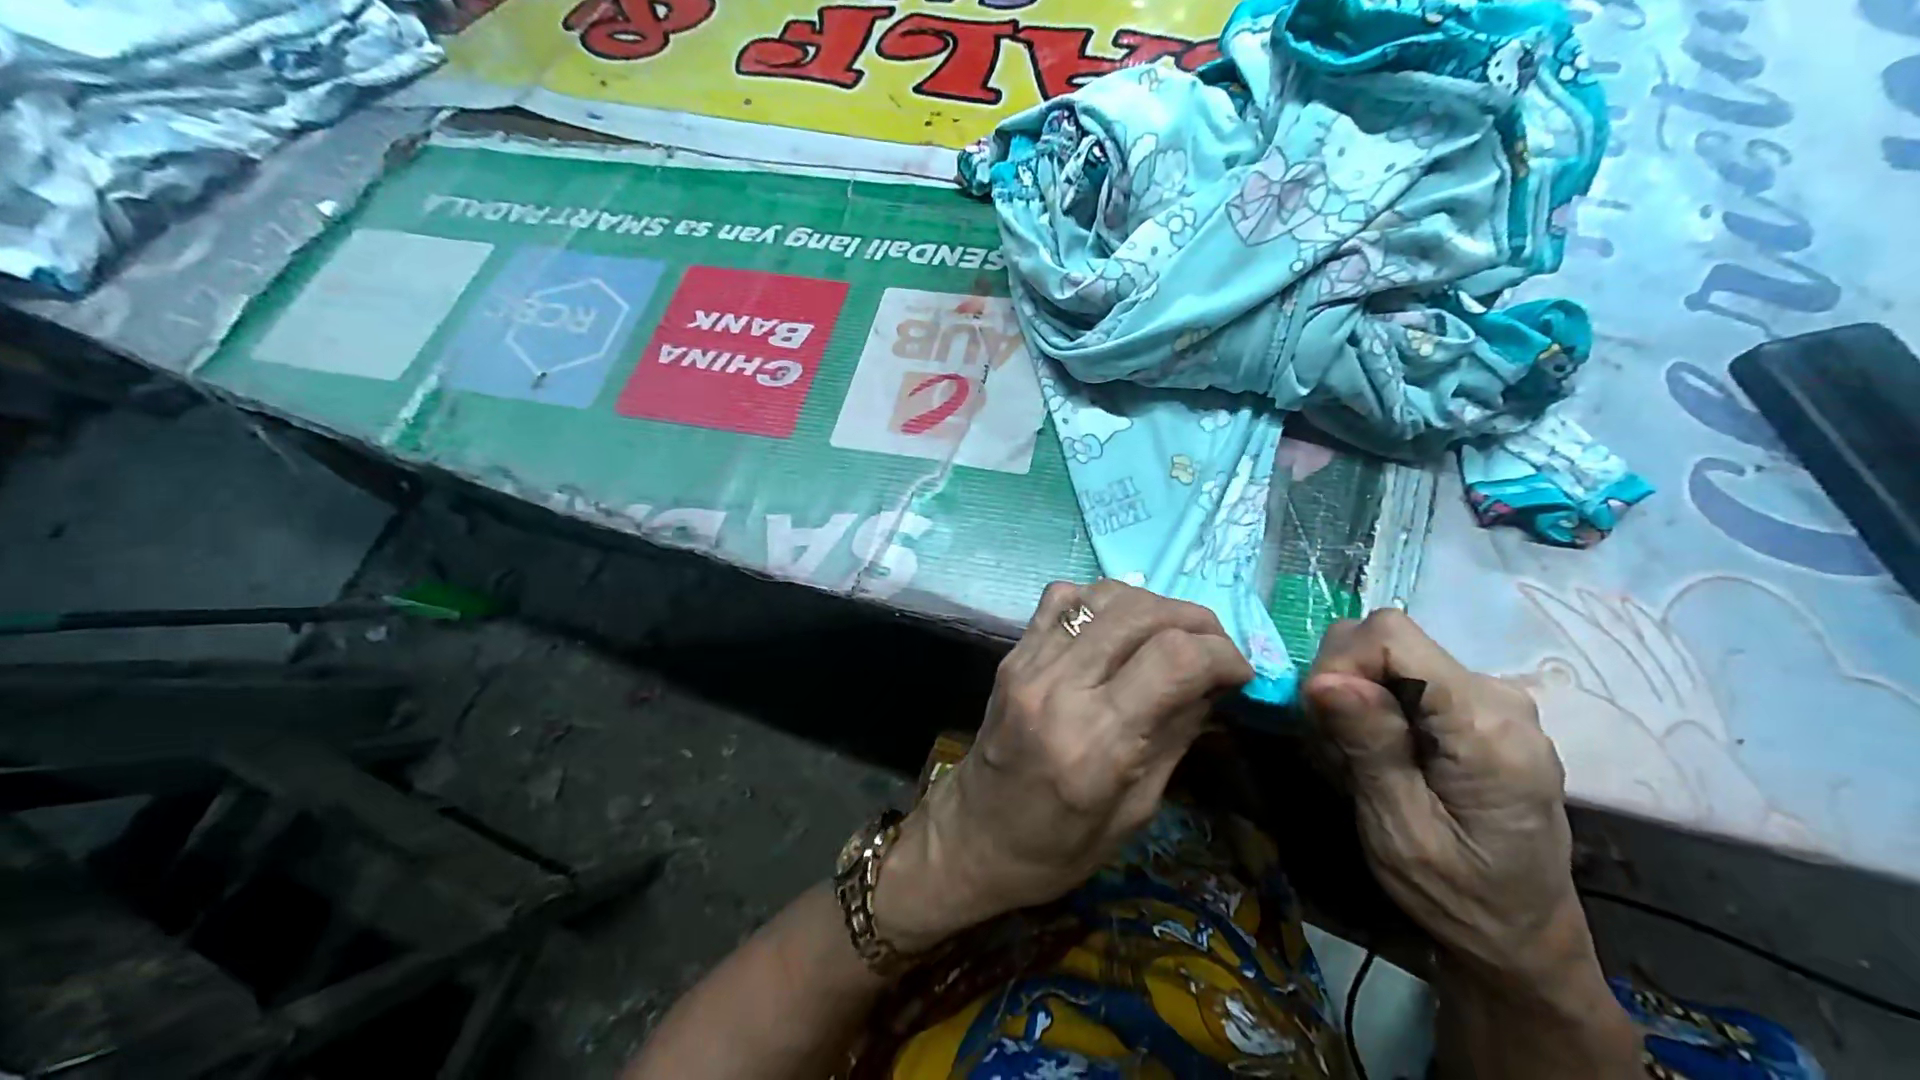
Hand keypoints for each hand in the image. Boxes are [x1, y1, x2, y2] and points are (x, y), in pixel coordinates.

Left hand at [873, 580, 1252, 952]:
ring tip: (1173, 635)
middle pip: (1143, 614)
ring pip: (1104, 596)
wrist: (971, 837)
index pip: (1175, 659)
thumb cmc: (1057, 848)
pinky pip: (1062, 598)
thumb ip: (1176, 737)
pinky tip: (1117, 629)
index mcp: (1096, 741)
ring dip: (1153, 606)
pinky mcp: (1012, 655)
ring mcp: (1029, 664)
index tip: (1239, 673)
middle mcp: (1060, 688)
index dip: (1222, 654)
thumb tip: (1214, 683)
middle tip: (1214, 649)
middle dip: (1195, 621)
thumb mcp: (1134, 811)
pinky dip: (1102, 602)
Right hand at [1302, 609, 1588, 987]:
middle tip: (1336, 747)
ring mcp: (1492, 696)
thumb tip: (1324, 679)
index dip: (1341, 661)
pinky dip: (1375, 701)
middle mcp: (1497, 694)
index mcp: (1486, 725)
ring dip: (1354, 693)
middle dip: (1342, 678)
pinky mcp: (1479, 705)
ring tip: (1357, 756)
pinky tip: (1380, 750)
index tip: (1324, 719)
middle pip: (1387, 636)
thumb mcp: (1400, 830)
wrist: (1522, 934)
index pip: (1391, 635)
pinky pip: (1407, 674)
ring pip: (1390, 652)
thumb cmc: (1458, 894)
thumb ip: (1370, 746)